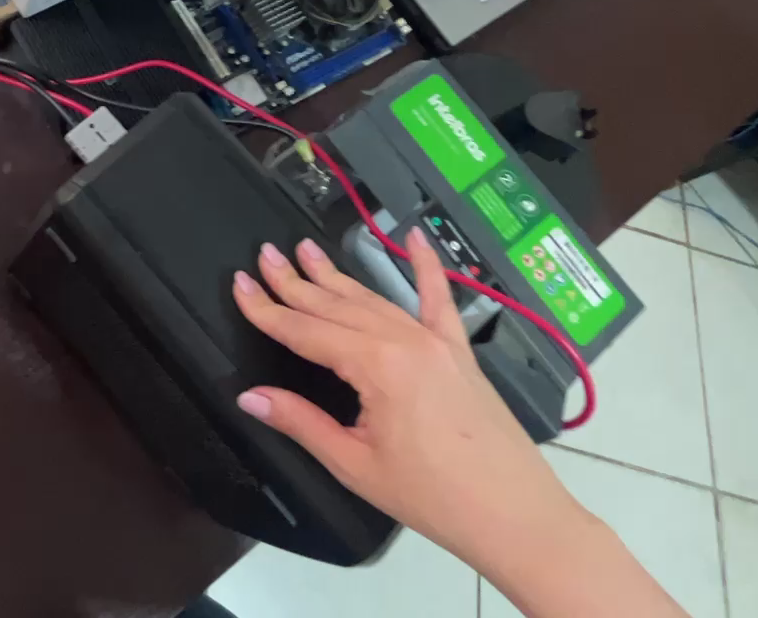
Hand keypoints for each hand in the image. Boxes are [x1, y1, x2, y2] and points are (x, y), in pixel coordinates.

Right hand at [231, 229, 590, 568]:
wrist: (518, 518)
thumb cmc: (434, 497)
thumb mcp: (355, 464)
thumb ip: (300, 422)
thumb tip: (250, 396)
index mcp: (376, 366)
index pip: (305, 330)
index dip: (266, 310)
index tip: (239, 284)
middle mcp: (404, 341)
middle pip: (335, 305)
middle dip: (294, 281)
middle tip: (263, 254)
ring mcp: (435, 341)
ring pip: (372, 299)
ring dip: (335, 275)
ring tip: (305, 249)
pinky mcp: (458, 350)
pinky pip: (438, 299)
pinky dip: (426, 266)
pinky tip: (415, 238)